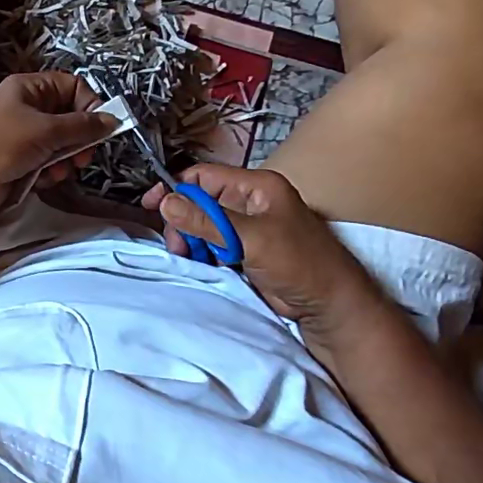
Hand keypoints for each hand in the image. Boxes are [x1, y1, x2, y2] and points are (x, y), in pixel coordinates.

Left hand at [0, 72, 117, 214]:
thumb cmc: (0, 144)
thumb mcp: (45, 130)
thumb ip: (82, 126)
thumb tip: (113, 119)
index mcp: (29, 88)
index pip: (72, 86)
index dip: (90, 104)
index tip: (101, 128)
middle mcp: (26, 108)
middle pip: (69, 117)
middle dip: (80, 137)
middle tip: (84, 156)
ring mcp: (22, 136)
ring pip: (60, 143)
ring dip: (66, 158)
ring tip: (62, 170)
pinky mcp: (19, 161)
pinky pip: (47, 161)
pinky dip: (51, 170)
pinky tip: (47, 179)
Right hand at [141, 164, 387, 337]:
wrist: (329, 307)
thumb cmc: (301, 264)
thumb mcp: (250, 238)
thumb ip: (207, 220)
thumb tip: (167, 202)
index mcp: (257, 186)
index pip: (205, 176)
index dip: (177, 188)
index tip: (153, 205)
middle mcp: (250, 202)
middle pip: (200, 201)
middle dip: (184, 221)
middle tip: (179, 244)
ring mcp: (248, 227)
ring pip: (203, 224)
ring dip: (192, 239)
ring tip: (193, 256)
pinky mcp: (245, 249)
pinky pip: (212, 243)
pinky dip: (203, 252)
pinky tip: (204, 263)